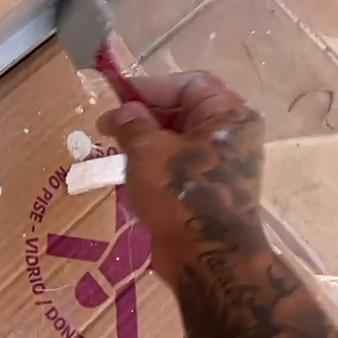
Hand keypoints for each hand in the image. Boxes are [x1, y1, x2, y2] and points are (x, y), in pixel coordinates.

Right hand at [96, 71, 266, 287]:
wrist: (205, 253)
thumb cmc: (180, 194)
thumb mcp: (148, 151)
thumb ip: (132, 125)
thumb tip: (122, 113)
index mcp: (228, 115)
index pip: (188, 84)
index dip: (149, 88)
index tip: (114, 99)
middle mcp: (230, 135)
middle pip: (183, 111)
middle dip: (143, 116)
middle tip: (107, 127)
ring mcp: (221, 165)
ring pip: (177, 140)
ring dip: (144, 142)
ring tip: (113, 150)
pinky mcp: (207, 190)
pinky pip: (177, 166)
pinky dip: (152, 165)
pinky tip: (128, 174)